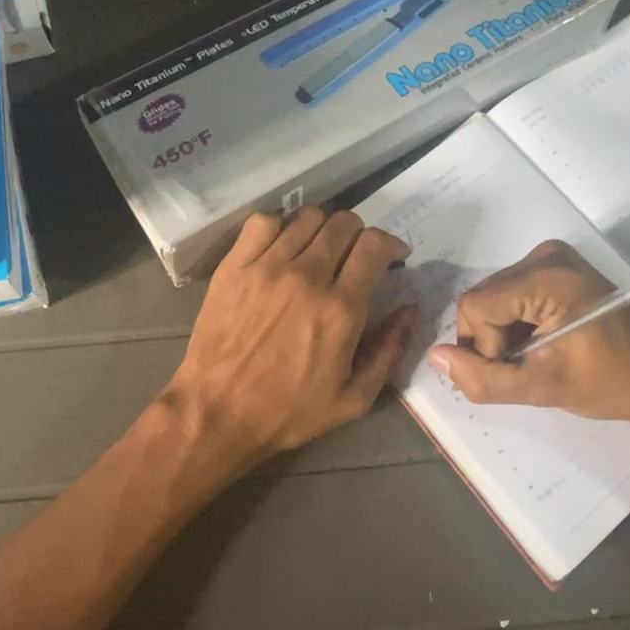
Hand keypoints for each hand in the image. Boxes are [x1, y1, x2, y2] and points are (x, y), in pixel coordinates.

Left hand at [160, 208, 415, 469]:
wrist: (219, 412)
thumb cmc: (289, 412)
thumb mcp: (354, 398)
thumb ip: (389, 350)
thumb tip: (411, 308)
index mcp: (341, 309)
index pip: (375, 246)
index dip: (391, 244)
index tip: (392, 256)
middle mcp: (307, 277)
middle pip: (344, 223)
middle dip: (360, 234)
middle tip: (355, 255)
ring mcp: (266, 266)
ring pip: (307, 218)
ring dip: (323, 228)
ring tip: (320, 249)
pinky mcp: (234, 265)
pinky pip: (262, 222)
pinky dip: (280, 225)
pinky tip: (282, 245)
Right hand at [426, 240, 629, 435]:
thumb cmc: (614, 383)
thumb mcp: (544, 388)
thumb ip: (485, 378)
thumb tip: (436, 358)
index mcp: (547, 278)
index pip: (475, 306)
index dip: (481, 345)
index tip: (514, 372)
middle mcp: (544, 256)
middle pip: (483, 298)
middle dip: (491, 339)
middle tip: (525, 370)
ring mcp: (552, 258)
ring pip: (494, 297)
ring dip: (502, 333)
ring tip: (536, 359)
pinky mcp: (558, 268)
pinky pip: (512, 292)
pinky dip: (516, 322)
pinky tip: (542, 344)